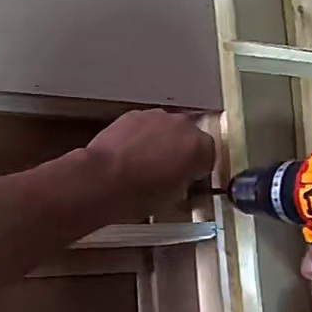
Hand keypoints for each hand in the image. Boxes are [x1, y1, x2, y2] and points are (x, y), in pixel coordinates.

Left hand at [84, 109, 214, 214]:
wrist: (102, 180)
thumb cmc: (137, 194)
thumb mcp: (172, 197)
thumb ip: (185, 181)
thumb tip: (181, 179)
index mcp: (199, 148)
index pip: (209, 156)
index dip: (199, 169)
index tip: (191, 178)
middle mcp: (182, 125)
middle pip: (190, 136)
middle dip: (182, 151)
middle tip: (168, 171)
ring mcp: (156, 117)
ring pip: (167, 128)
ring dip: (162, 141)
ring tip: (146, 163)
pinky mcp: (133, 114)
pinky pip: (146, 125)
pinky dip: (142, 136)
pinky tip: (131, 154)